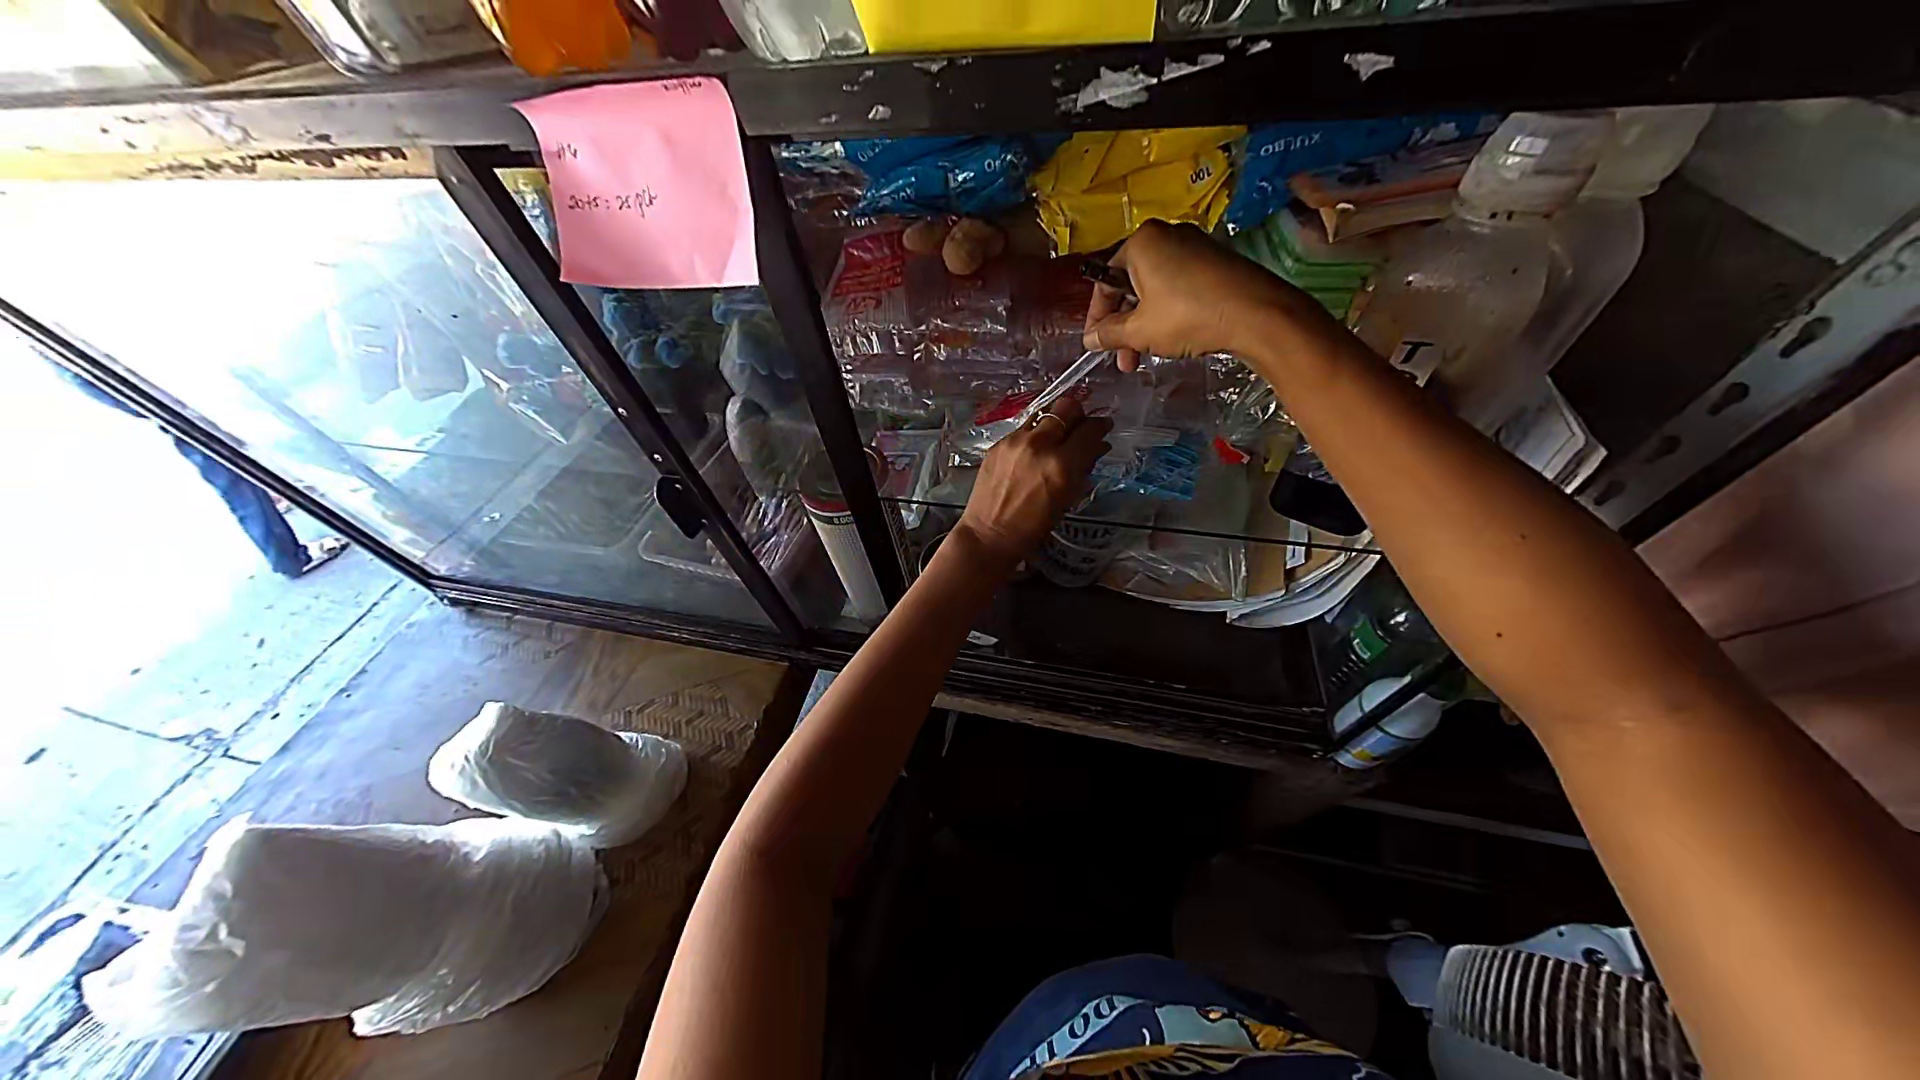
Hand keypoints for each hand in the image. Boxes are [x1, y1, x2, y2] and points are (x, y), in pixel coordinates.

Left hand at [953, 397, 1113, 567]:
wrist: (990, 534)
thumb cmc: (1034, 526)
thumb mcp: (1067, 499)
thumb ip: (1083, 468)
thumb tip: (1098, 446)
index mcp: (1061, 464)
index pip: (1089, 430)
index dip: (1100, 426)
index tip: (1103, 426)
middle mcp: (1038, 445)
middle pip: (1066, 408)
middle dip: (1077, 415)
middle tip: (1078, 427)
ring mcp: (1015, 441)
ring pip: (1043, 414)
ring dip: (1053, 422)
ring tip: (1055, 438)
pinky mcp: (998, 444)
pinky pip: (1023, 429)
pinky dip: (1033, 436)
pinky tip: (1032, 452)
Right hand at [1083, 220, 1339, 371]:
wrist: (1257, 313)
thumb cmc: (1188, 316)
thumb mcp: (1139, 331)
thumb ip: (1109, 334)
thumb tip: (1090, 339)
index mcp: (1142, 242)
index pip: (1104, 281)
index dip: (1096, 317)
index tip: (1096, 344)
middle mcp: (1166, 235)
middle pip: (1131, 285)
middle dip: (1123, 326)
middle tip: (1124, 358)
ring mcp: (1194, 246)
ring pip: (1155, 289)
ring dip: (1144, 324)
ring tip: (1146, 355)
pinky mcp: (1216, 262)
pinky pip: (1179, 287)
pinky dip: (1168, 313)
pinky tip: (1172, 339)